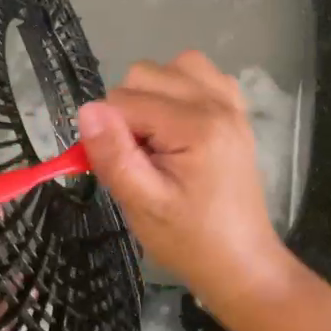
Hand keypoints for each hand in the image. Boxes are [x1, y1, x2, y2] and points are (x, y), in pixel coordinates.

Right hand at [76, 51, 292, 305]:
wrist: (242, 263)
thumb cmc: (190, 240)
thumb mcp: (142, 204)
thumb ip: (114, 155)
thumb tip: (87, 109)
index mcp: (196, 127)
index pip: (123, 101)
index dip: (110, 134)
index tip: (124, 168)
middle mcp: (217, 103)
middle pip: (143, 75)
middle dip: (128, 112)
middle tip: (140, 158)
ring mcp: (230, 103)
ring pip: (169, 66)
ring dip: (151, 95)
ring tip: (156, 138)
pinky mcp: (235, 110)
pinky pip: (198, 74)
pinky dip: (178, 89)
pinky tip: (177, 124)